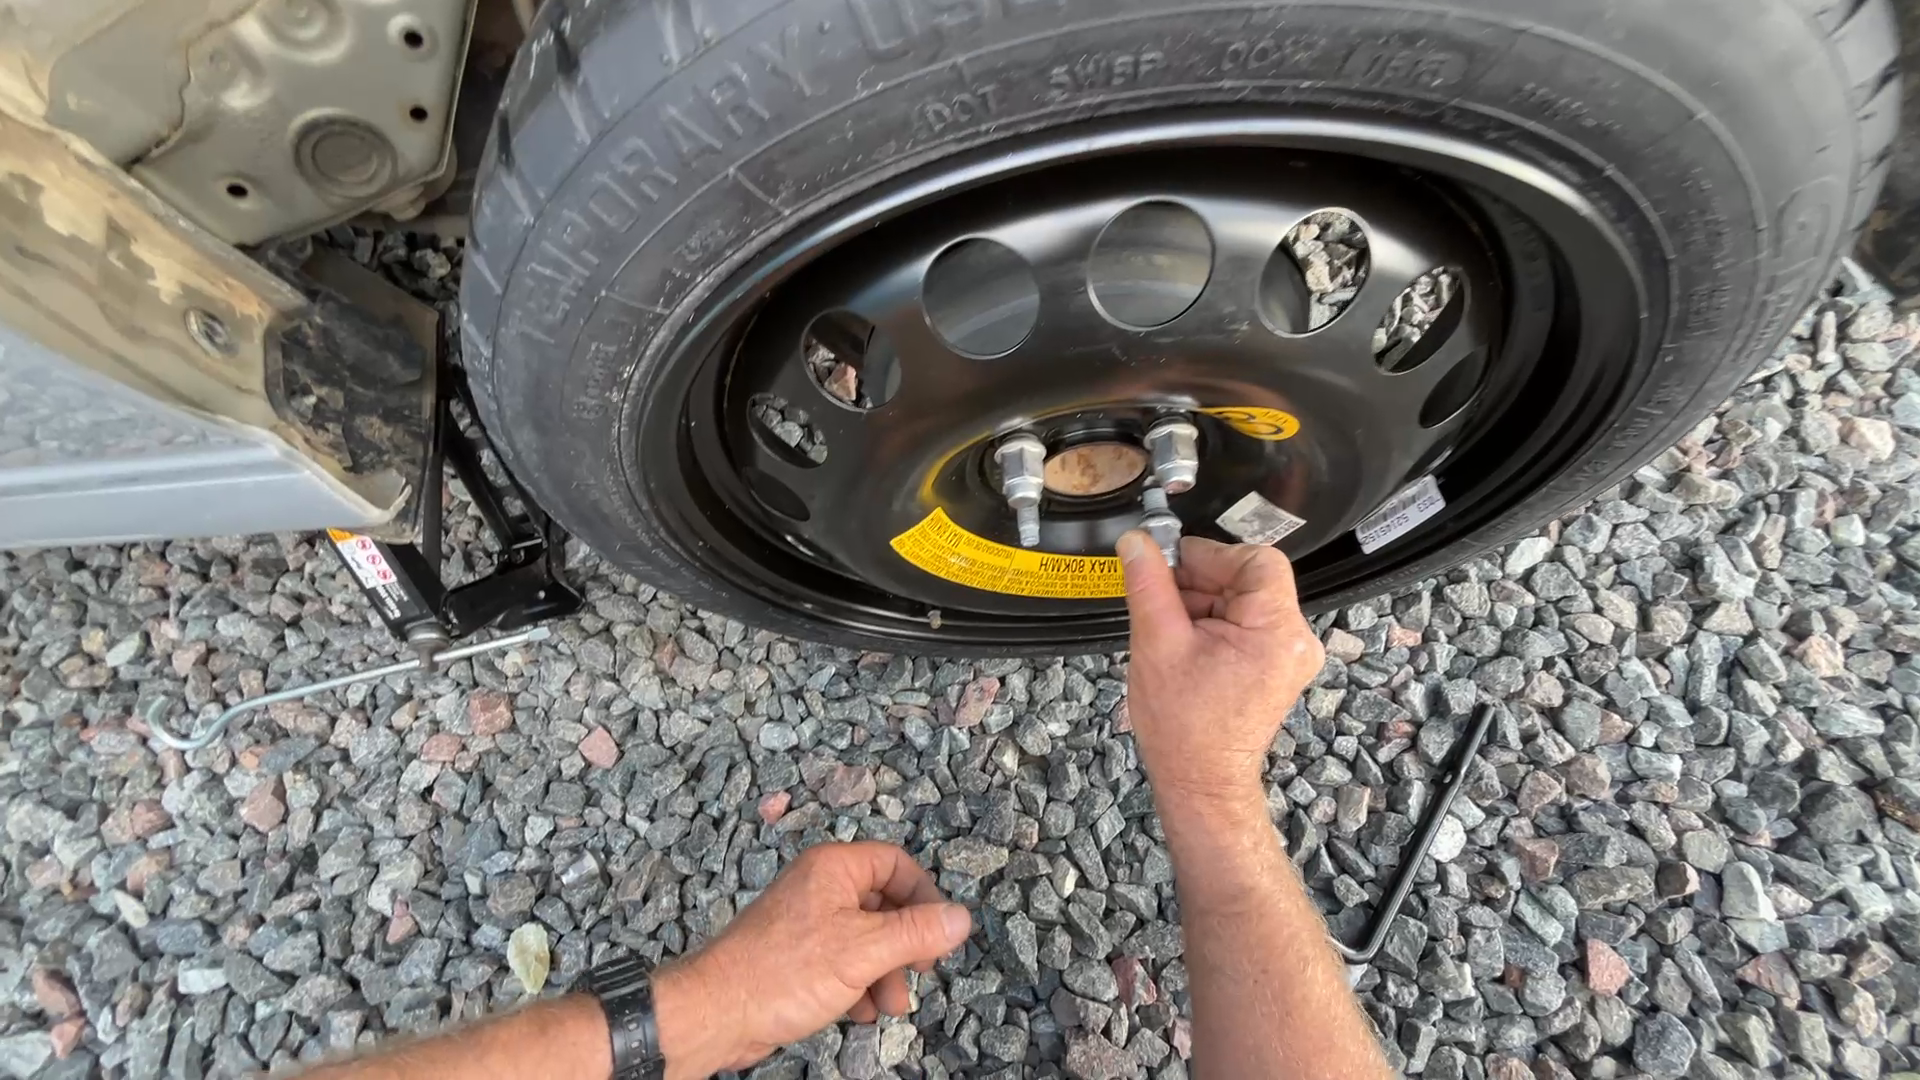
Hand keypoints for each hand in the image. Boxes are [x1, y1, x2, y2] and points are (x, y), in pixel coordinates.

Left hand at [651, 842, 971, 1077]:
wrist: (714, 1014)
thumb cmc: (785, 972)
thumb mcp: (863, 951)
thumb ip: (916, 932)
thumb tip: (963, 917)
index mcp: (835, 867)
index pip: (896, 864)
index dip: (923, 896)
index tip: (938, 934)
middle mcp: (822, 884)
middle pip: (883, 903)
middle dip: (903, 944)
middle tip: (917, 974)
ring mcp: (807, 918)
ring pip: (865, 935)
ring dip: (884, 970)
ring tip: (889, 1005)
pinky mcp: (797, 952)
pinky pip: (842, 957)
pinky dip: (859, 981)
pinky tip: (862, 1010)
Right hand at [1116, 532, 1324, 808]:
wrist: (1200, 780)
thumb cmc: (1181, 722)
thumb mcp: (1157, 642)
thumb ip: (1148, 583)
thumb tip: (1137, 540)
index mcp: (1277, 632)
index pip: (1258, 561)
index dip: (1212, 555)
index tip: (1172, 563)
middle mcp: (1295, 640)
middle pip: (1249, 579)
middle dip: (1200, 581)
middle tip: (1159, 595)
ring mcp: (1288, 654)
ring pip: (1243, 599)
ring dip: (1201, 601)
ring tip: (1167, 627)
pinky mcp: (1274, 664)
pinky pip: (1244, 622)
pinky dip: (1211, 620)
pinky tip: (1182, 639)